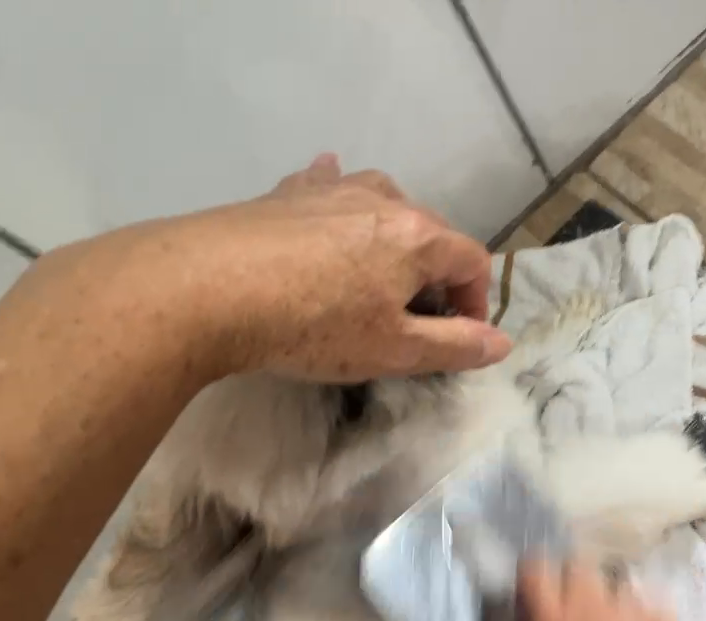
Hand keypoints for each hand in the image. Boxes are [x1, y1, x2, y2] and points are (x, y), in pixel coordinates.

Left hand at [25, 154, 510, 381]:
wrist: (202, 291)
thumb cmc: (313, 326)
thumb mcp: (395, 349)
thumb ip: (456, 346)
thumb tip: (503, 344)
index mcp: (418, 236)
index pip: (472, 262)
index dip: (477, 304)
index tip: (459, 340)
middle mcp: (382, 198)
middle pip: (432, 233)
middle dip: (438, 278)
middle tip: (418, 321)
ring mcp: (330, 189)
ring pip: (384, 205)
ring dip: (396, 240)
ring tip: (384, 275)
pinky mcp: (285, 193)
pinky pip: (328, 186)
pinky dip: (341, 196)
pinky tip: (330, 189)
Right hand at [517, 561, 705, 620]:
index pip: (533, 572)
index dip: (531, 579)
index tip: (534, 596)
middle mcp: (593, 606)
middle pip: (574, 566)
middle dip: (569, 583)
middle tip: (571, 614)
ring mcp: (632, 605)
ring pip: (608, 584)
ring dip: (604, 601)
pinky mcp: (662, 611)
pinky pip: (638, 601)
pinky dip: (633, 615)